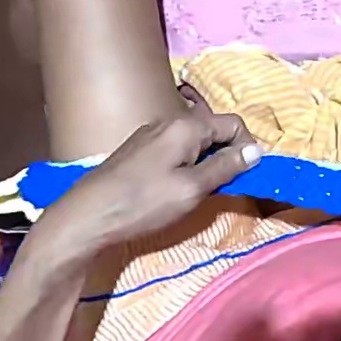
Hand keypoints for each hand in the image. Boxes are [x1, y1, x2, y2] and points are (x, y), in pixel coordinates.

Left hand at [18, 109, 260, 283]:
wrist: (84, 218)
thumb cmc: (143, 203)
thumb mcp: (192, 189)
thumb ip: (226, 167)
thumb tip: (256, 150)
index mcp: (186, 125)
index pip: (234, 124)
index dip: (247, 148)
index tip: (246, 175)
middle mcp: (169, 121)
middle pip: (214, 129)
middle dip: (227, 154)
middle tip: (225, 185)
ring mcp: (151, 134)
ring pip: (195, 140)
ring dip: (207, 161)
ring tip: (202, 190)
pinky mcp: (138, 150)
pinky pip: (176, 148)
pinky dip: (188, 164)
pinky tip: (177, 187)